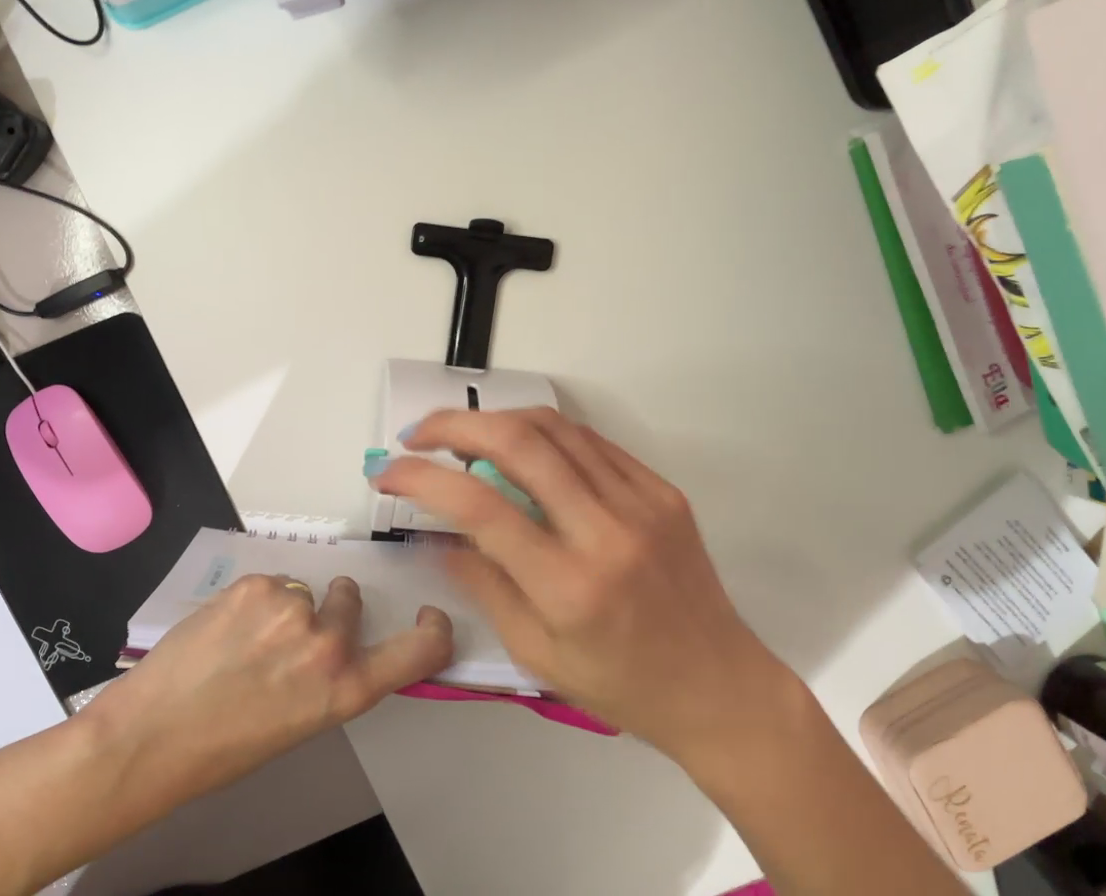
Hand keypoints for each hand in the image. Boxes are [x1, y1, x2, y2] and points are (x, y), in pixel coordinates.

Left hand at [87, 574, 453, 800]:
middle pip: (351, 600)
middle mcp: (329, 644)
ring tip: (245, 639)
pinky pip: (269, 583)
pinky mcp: (254, 586)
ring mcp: (291, 608)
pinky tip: (227, 628)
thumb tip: (334, 648)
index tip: (428, 617)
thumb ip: (330, 681)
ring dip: (285, 606)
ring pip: (303, 589)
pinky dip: (255, 600)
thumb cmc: (225, 749)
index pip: (419, 649)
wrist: (153, 733)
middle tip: (291, 637)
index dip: (432, 630)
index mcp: (346, 690)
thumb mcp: (300, 723)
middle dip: (331, 609)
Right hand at [374, 408, 795, 763]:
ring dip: (497, 419)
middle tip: (418, 434)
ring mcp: (641, 503)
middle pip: (518, 443)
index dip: (422, 478)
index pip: (480, 507)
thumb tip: (438, 532)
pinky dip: (544, 434)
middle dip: (455, 424)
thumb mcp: (536, 653)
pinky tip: (520, 448)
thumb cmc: (621, 686)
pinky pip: (591, 442)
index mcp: (569, 586)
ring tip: (462, 436)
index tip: (388, 471)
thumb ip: (483, 584)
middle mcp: (607, 532)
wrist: (717, 686)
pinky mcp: (662, 491)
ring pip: (555, 428)